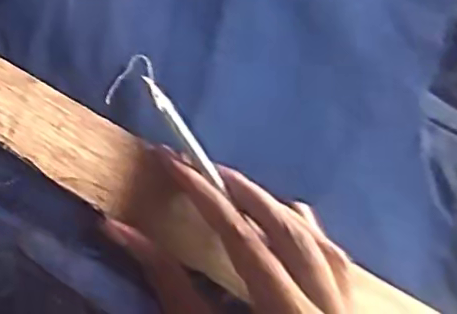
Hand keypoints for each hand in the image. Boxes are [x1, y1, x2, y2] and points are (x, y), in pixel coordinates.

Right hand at [103, 149, 353, 313]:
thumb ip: (165, 280)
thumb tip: (114, 225)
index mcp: (285, 312)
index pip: (239, 234)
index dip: (201, 191)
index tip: (168, 157)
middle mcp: (326, 311)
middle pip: (289, 234)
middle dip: (244, 192)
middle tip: (202, 165)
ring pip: (324, 250)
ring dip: (278, 210)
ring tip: (242, 186)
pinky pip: (342, 272)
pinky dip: (314, 240)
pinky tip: (298, 224)